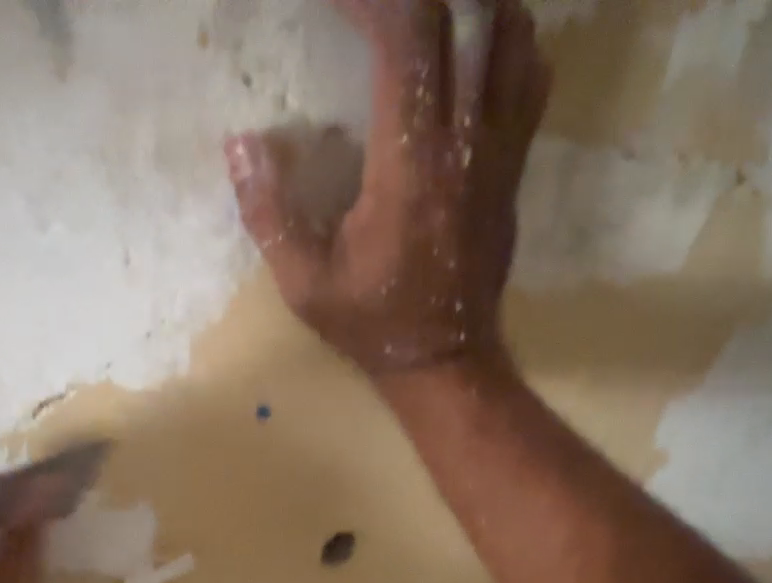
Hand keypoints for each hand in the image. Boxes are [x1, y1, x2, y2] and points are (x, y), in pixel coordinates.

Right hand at [226, 0, 550, 374]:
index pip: (407, 43)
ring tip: (427, 13)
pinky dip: (507, 44)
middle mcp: (465, 143)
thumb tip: (240, 143)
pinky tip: (473, 48)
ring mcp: (501, 151)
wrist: (444, 358)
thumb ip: (267, 212)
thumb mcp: (302, 282)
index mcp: (409, 166)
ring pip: (511, 38)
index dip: (372, 2)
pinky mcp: (515, 165)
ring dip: (471, 7)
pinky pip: (530, 79)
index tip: (335, 2)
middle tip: (371, 8)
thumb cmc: (369, 321)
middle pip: (463, 21)